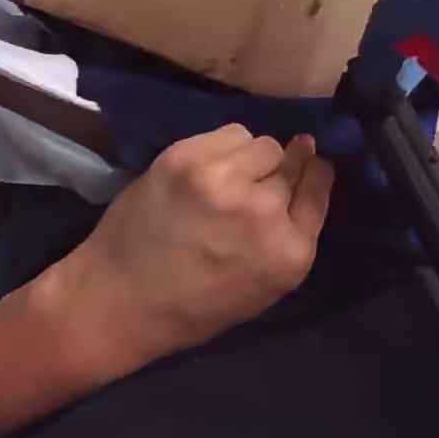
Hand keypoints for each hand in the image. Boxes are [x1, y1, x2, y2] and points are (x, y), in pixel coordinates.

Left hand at [32, 124, 334, 383]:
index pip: (319, 189)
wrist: (119, 300)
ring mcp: (224, 180)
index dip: (314, 172)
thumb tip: (309, 169)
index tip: (309, 165)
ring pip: (264, 143)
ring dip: (253, 158)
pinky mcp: (188, 158)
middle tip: (254, 185)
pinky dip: (225, 147)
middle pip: (293, 163)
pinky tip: (206, 170)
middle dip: (280, 171)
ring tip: (227, 179)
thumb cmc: (196, 305)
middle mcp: (264, 212)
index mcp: (290, 253)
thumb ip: (292, 232)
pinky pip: (232, 133)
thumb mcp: (266, 285)